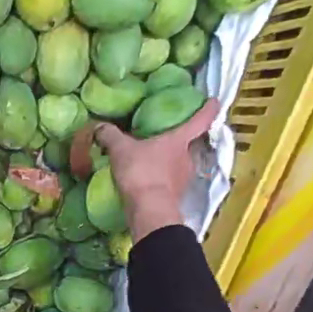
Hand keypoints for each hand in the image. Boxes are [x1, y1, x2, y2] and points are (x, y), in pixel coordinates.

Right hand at [92, 98, 220, 240]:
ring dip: (168, 162)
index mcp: (179, 140)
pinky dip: (162, 179)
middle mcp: (188, 156)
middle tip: (165, 137)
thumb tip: (99, 126)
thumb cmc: (141, 172)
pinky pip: (171, 182)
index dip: (208, 108)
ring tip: (152, 161)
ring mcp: (185, 177)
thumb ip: (110, 135)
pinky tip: (148, 180)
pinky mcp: (177, 195)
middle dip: (178, 141)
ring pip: (179, 164)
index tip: (213, 102)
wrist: (149, 209)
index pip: (201, 119)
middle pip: (189, 143)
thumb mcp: (121, 150)